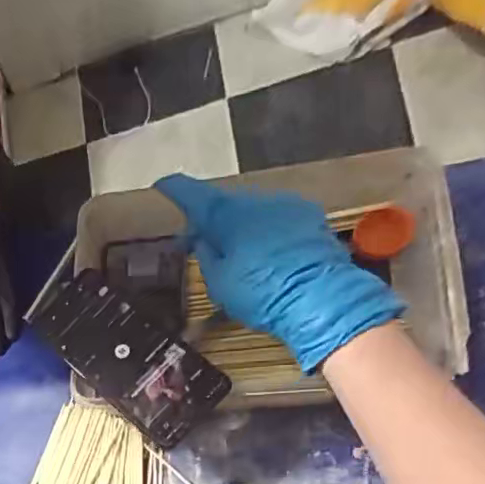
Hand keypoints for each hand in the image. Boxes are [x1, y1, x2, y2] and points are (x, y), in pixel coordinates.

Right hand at [154, 173, 404, 371]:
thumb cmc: (261, 294)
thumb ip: (206, 255)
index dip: (175, 190)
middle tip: (198, 242)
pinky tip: (265, 253)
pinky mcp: (309, 216)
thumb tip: (202, 238)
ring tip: (235, 252)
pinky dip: (264, 230)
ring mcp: (285, 205)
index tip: (162, 185)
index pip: (193, 195)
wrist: (322, 298)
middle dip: (210, 219)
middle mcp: (254, 200)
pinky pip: (276, 218)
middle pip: (224, 204)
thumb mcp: (219, 282)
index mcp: (226, 214)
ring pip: (251, 211)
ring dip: (239, 226)